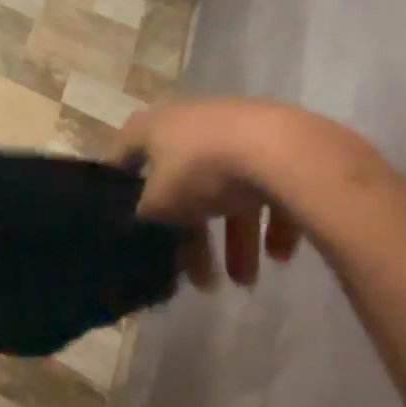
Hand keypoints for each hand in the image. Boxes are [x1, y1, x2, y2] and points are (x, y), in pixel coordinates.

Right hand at [115, 98, 308, 289]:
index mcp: (151, 128)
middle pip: (183, 184)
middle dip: (194, 235)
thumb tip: (142, 221)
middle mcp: (188, 125)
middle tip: (202, 279)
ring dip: (235, 239)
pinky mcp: (279, 148)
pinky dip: (272, 224)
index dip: (120, 188)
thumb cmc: (203, 169)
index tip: (125, 219)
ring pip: (228, 192)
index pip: (123, 158)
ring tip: (246, 281)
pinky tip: (280, 254)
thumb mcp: (161, 200)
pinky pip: (268, 191)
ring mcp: (235, 133)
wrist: (285, 149)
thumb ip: (147, 213)